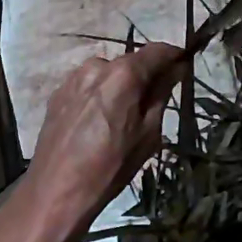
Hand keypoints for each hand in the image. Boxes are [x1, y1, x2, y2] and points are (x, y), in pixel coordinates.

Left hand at [26, 42, 181, 227]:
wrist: (57, 190)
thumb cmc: (110, 165)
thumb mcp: (147, 134)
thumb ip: (161, 95)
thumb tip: (175, 70)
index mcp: (122, 74)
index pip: (157, 51)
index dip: (174, 56)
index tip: (184, 66)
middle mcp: (95, 66)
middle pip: (129, 63)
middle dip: (144, 77)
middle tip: (154, 103)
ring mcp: (72, 79)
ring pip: (106, 75)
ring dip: (119, 87)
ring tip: (123, 118)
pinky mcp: (57, 95)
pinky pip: (87, 87)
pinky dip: (99, 97)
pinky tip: (98, 123)